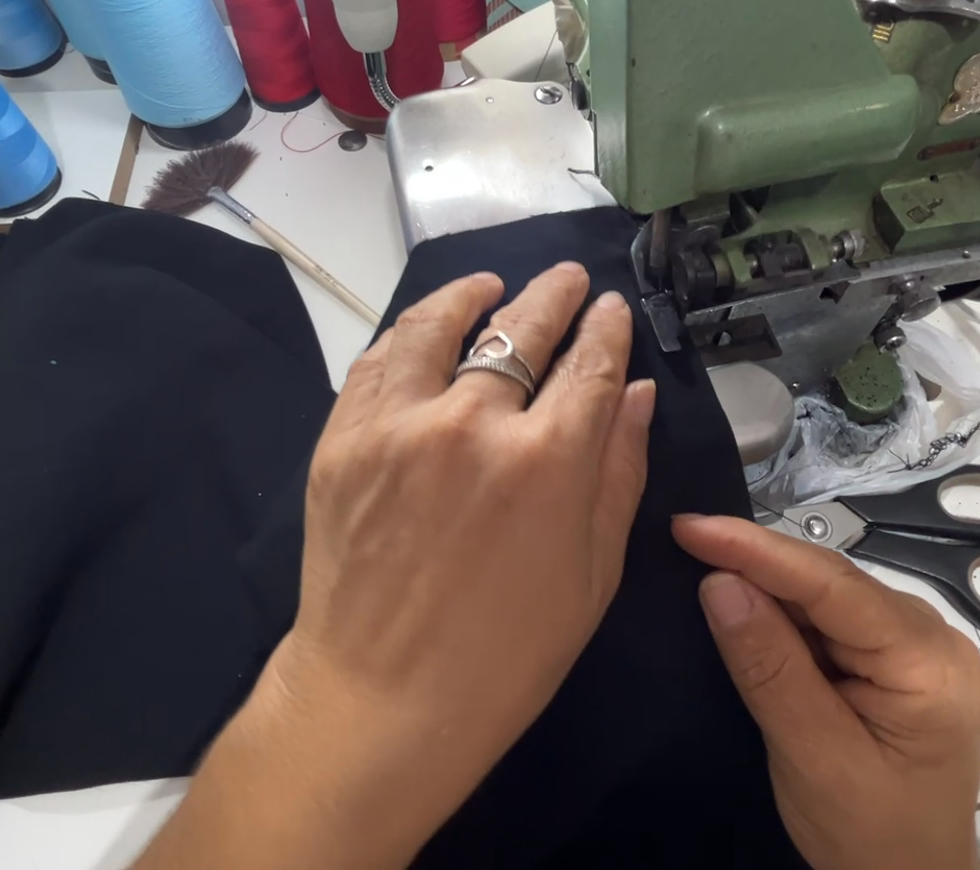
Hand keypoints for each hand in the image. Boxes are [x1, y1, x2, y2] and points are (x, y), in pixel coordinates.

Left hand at [138, 264, 655, 869]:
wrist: (380, 701)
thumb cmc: (507, 653)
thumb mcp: (592, 572)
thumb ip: (619, 470)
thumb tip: (636, 392)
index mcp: (547, 461)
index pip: (590, 364)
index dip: (608, 329)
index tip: (613, 308)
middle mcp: (473, 422)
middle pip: (522, 329)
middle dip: (554, 295)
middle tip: (569, 278)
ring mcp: (398, 424)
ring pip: (439, 325)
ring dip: (472, 294)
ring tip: (490, 284)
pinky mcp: (343, 437)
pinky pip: (378, 360)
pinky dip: (409, 334)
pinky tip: (427, 329)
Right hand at [672, 514, 979, 869]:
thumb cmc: (871, 838)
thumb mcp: (813, 757)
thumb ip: (768, 666)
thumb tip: (718, 582)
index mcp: (926, 660)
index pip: (830, 584)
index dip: (756, 549)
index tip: (690, 527)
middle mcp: (926, 634)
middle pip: (825, 580)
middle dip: (753, 559)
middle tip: (683, 537)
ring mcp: (907, 642)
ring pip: (818, 592)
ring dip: (760, 581)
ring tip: (699, 558)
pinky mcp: (884, 655)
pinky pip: (820, 615)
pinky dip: (775, 609)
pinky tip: (740, 598)